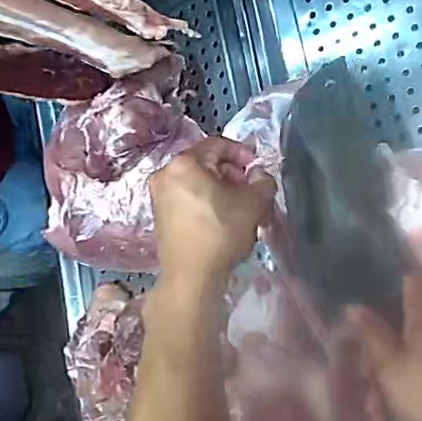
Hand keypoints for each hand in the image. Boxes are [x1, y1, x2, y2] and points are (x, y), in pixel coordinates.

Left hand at [150, 137, 275, 282]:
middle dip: (232, 173)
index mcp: (184, 163)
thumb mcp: (253, 203)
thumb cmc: (220, 232)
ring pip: (197, 182)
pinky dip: (206, 201)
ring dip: (220, 188)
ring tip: (240, 206)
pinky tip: (222, 218)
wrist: (191, 276)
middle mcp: (165, 174)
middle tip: (250, 189)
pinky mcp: (160, 215)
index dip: (243, 154)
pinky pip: (187, 197)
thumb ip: (262, 181)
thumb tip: (259, 176)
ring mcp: (159, 195)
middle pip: (206, 163)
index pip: (218, 145)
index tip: (257, 169)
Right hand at [350, 275, 421, 420]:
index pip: (409, 281)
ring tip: (374, 406)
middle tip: (363, 369)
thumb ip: (371, 332)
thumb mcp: (388, 364)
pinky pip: (415, 368)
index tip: (365, 296)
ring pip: (403, 349)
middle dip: (377, 344)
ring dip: (385, 373)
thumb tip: (355, 306)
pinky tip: (386, 415)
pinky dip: (399, 385)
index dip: (386, 283)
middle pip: (399, 320)